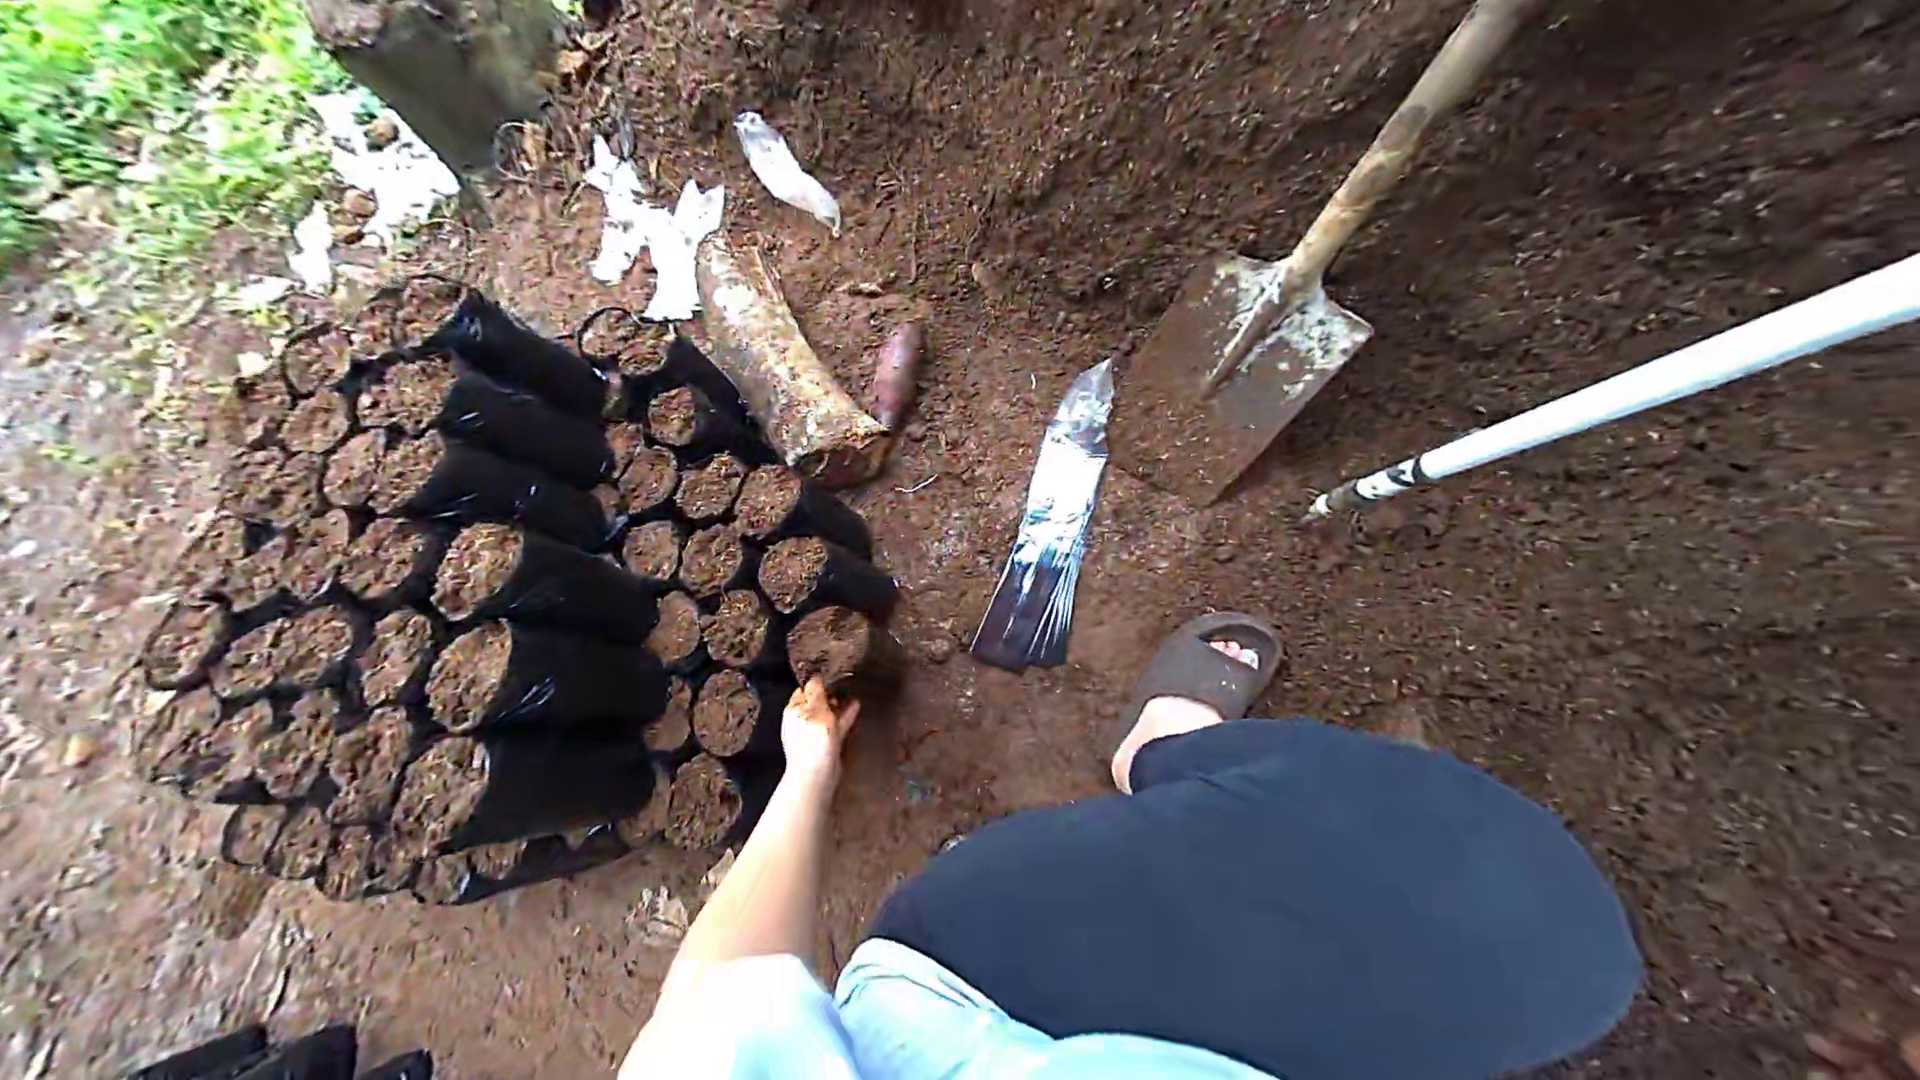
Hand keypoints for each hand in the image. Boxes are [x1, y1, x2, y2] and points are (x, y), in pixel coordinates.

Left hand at [781, 677, 858, 781]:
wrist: (816, 775)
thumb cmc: (811, 743)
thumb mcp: (815, 710)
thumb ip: (817, 693)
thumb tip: (816, 677)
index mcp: (794, 710)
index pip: (805, 689)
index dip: (818, 683)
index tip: (831, 677)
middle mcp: (802, 720)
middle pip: (817, 701)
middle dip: (829, 694)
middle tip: (842, 685)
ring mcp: (814, 732)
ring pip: (829, 713)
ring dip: (840, 705)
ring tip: (851, 697)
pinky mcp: (826, 743)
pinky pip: (837, 725)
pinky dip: (845, 716)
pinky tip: (855, 708)